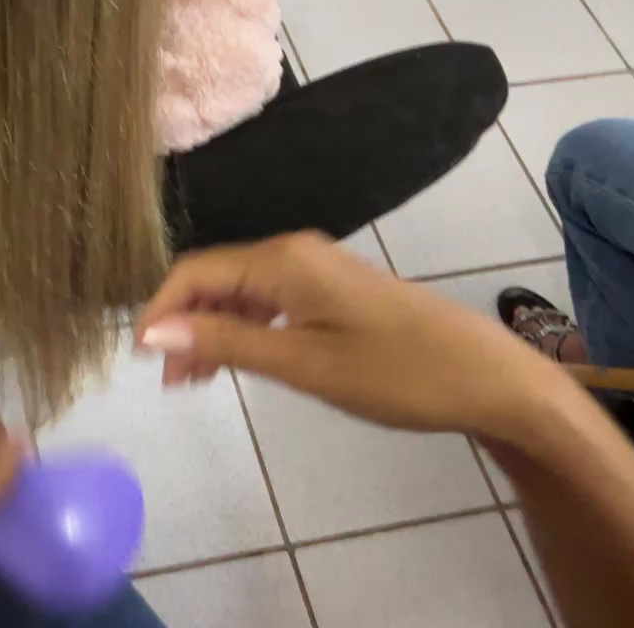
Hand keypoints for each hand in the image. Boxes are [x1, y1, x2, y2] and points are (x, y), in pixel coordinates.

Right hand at [134, 232, 574, 438]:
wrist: (494, 381)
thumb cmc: (397, 372)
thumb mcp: (303, 364)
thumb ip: (224, 342)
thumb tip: (153, 332)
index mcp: (280, 259)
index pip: (194, 271)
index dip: (159, 308)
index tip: (139, 356)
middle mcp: (289, 251)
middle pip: (213, 279)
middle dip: (183, 324)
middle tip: (170, 381)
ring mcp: (311, 268)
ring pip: (237, 292)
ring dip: (210, 330)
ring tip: (195, 380)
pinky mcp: (327, 289)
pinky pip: (266, 301)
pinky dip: (242, 329)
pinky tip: (235, 360)